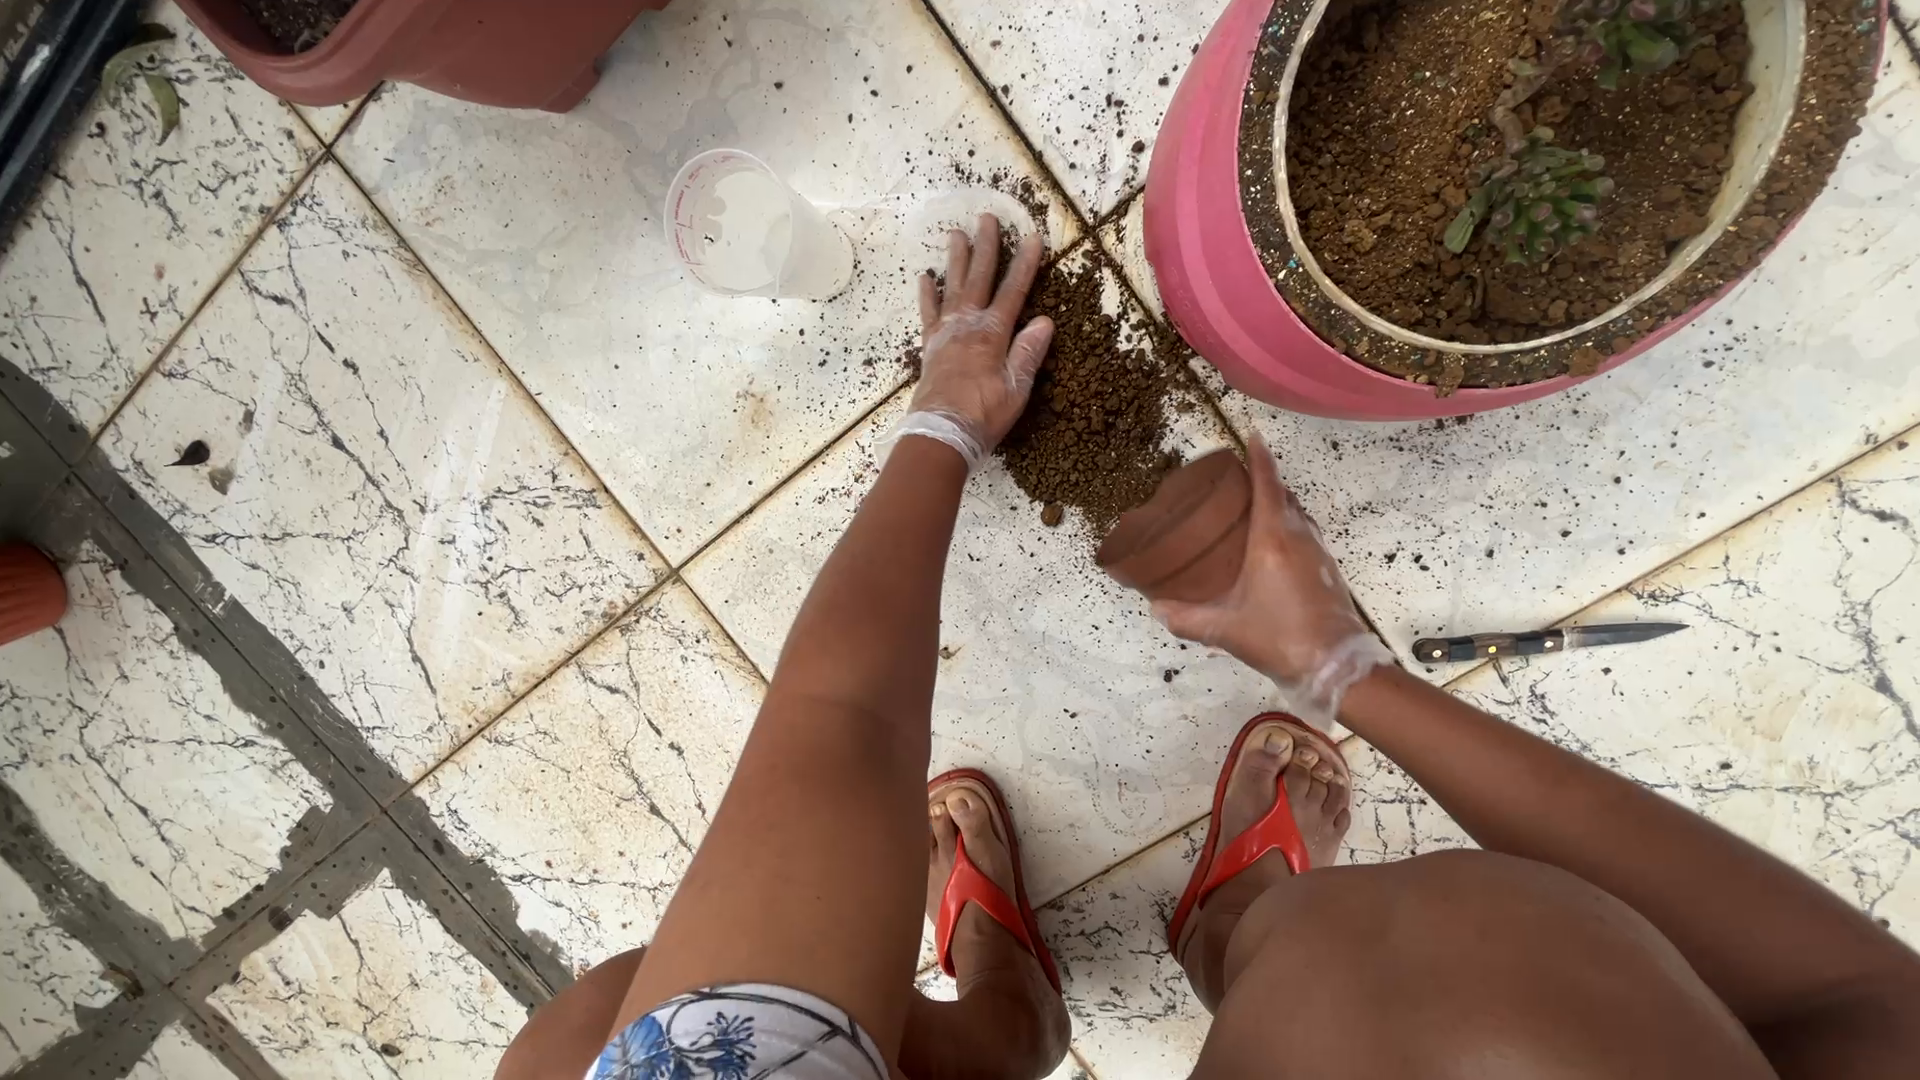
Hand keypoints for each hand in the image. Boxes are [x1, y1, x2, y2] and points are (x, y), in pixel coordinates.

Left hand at [898, 214, 1054, 470]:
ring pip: (951, 288)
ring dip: (955, 260)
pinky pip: (927, 313)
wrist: (940, 435)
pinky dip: (927, 294)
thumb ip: (1028, 353)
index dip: (1024, 265)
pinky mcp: (930, 348)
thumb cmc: (982, 416)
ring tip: (956, 233)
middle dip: (986, 248)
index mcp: (992, 335)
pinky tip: (924, 277)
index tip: (1032, 237)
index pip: (1013, 292)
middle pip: (978, 279)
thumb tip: (1044, 321)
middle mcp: (967, 326)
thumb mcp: (1016, 389)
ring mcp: (945, 334)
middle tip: (987, 217)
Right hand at [1151, 434, 1392, 725]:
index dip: (1259, 458)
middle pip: (1285, 495)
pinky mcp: (1328, 571)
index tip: (1251, 436)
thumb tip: (1155, 608)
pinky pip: (1305, 532)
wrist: (1339, 668)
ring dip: (1279, 501)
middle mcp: (1299, 539)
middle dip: (1265, 478)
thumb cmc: (1280, 638)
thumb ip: (1186, 618)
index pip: (1268, 485)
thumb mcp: (1225, 630)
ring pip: (1298, 514)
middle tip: (1237, 477)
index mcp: (1273, 541)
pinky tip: (1271, 544)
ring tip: (1251, 505)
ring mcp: (1318, 554)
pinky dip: (1288, 524)